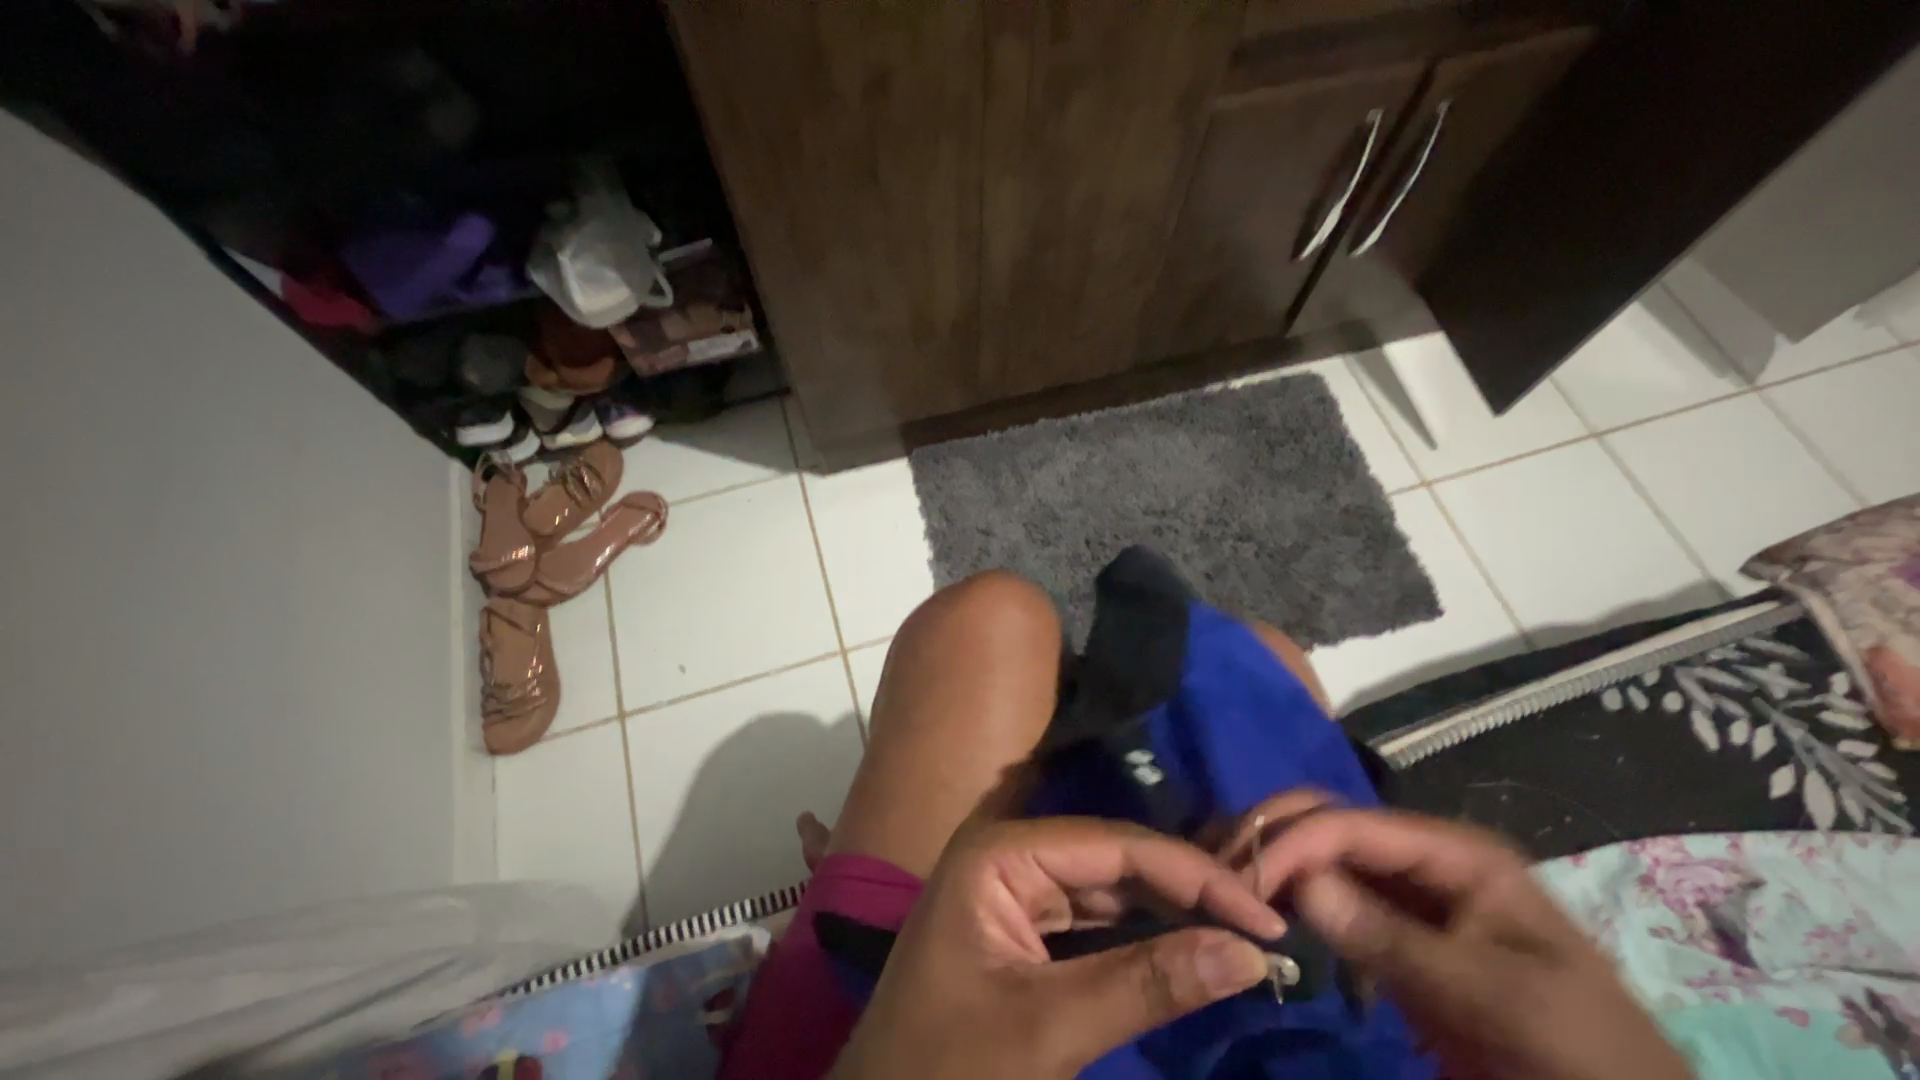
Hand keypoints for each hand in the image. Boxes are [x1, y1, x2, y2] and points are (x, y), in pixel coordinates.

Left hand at [829, 818, 1284, 1079]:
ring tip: (1242, 935)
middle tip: (1265, 927)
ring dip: (1172, 912)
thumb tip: (1249, 953)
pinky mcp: (1020, 930)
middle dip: (1188, 890)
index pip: (1116, 846)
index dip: (1195, 874)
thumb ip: (1148, 985)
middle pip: (1116, 860)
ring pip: (1110, 890)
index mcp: (1000, 854)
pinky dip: (1142, 937)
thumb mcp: (1050, 1029)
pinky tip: (1189, 948)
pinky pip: (1094, 921)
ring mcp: (1012, 892)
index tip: (1265, 916)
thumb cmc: (949, 1066)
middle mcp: (1008, 856)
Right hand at [1246, 808, 1693, 1079]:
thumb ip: (1392, 939)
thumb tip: (1298, 883)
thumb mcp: (1491, 996)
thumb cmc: (1575, 1047)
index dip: (1292, 844)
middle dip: (1272, 838)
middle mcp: (1426, 859)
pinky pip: (1335, 902)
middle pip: (1332, 824)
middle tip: (1215, 872)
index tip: (1240, 884)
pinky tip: (1258, 912)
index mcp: (1458, 853)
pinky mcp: (1398, 934)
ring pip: (1325, 859)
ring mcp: (1411, 896)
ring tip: (1222, 887)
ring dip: (1274, 865)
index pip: (1353, 825)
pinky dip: (1293, 901)